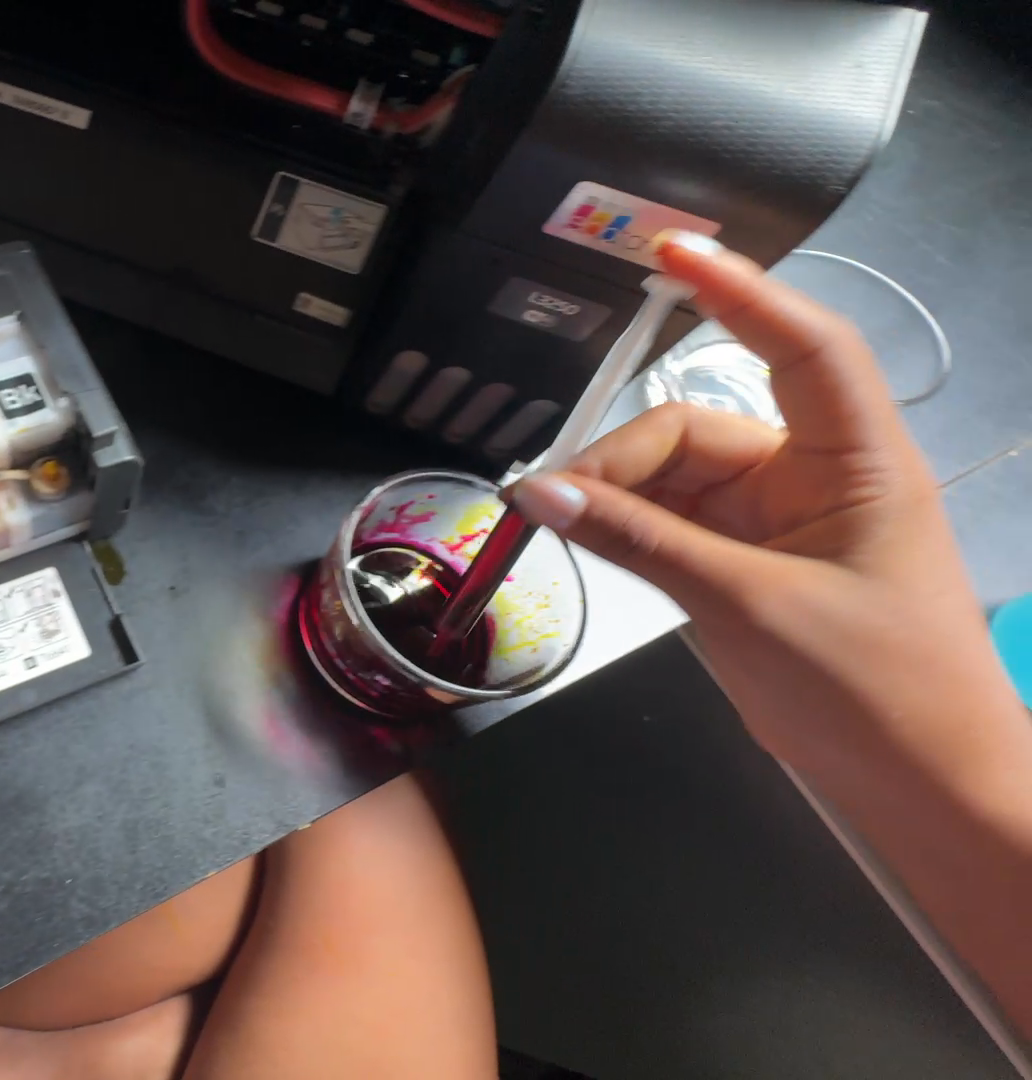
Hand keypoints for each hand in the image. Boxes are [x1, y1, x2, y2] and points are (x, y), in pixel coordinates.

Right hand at [506, 234, 1023, 792]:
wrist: (906, 777)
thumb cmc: (870, 684)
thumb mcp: (744, 601)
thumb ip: (635, 540)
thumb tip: (535, 492)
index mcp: (852, 463)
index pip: (800, 351)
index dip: (740, 296)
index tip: (672, 254)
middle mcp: (801, 476)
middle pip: (684, 432)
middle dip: (611, 464)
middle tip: (544, 507)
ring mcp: (757, 518)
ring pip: (655, 479)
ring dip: (601, 500)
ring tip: (551, 530)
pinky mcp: (724, 555)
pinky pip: (650, 521)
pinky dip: (609, 528)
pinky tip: (576, 540)